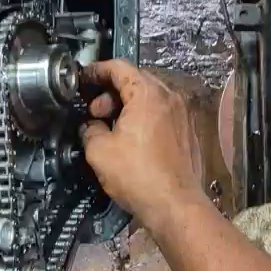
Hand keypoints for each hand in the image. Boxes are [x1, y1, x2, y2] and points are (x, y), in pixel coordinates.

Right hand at [79, 60, 206, 228]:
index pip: (120, 67)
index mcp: (148, 94)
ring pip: (149, 98)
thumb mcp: (99, 150)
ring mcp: (181, 115)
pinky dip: (143, 118)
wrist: (175, 204)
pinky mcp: (186, 133)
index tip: (84, 79)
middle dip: (111, 92)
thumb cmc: (138, 175)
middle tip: (95, 112)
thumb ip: (90, 129)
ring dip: (127, 106)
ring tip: (110, 127)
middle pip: (136, 80)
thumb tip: (91, 127)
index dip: (97, 70)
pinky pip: (161, 115)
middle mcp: (169, 98)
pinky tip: (131, 140)